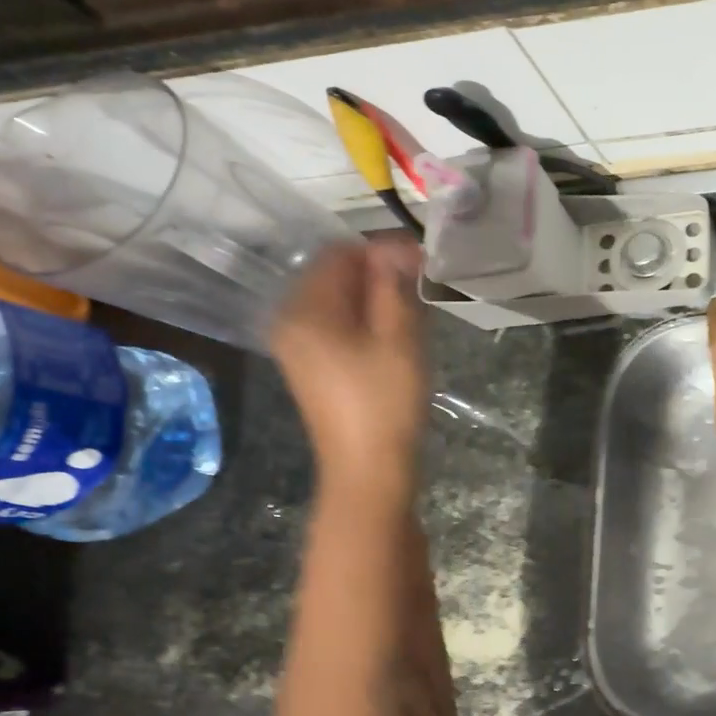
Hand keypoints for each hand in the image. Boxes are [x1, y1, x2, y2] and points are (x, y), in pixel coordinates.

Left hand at [270, 240, 427, 496]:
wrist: (369, 467)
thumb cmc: (386, 400)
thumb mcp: (399, 338)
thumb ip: (394, 286)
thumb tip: (396, 247)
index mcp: (305, 308)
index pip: (339, 253)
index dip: (382, 251)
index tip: (425, 264)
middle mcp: (290, 318)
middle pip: (334, 274)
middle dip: (379, 274)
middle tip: (425, 289)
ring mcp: (296, 343)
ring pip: (338, 299)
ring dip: (376, 298)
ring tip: (416, 314)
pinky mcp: (311, 364)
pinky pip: (336, 323)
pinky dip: (366, 320)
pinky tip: (396, 338)